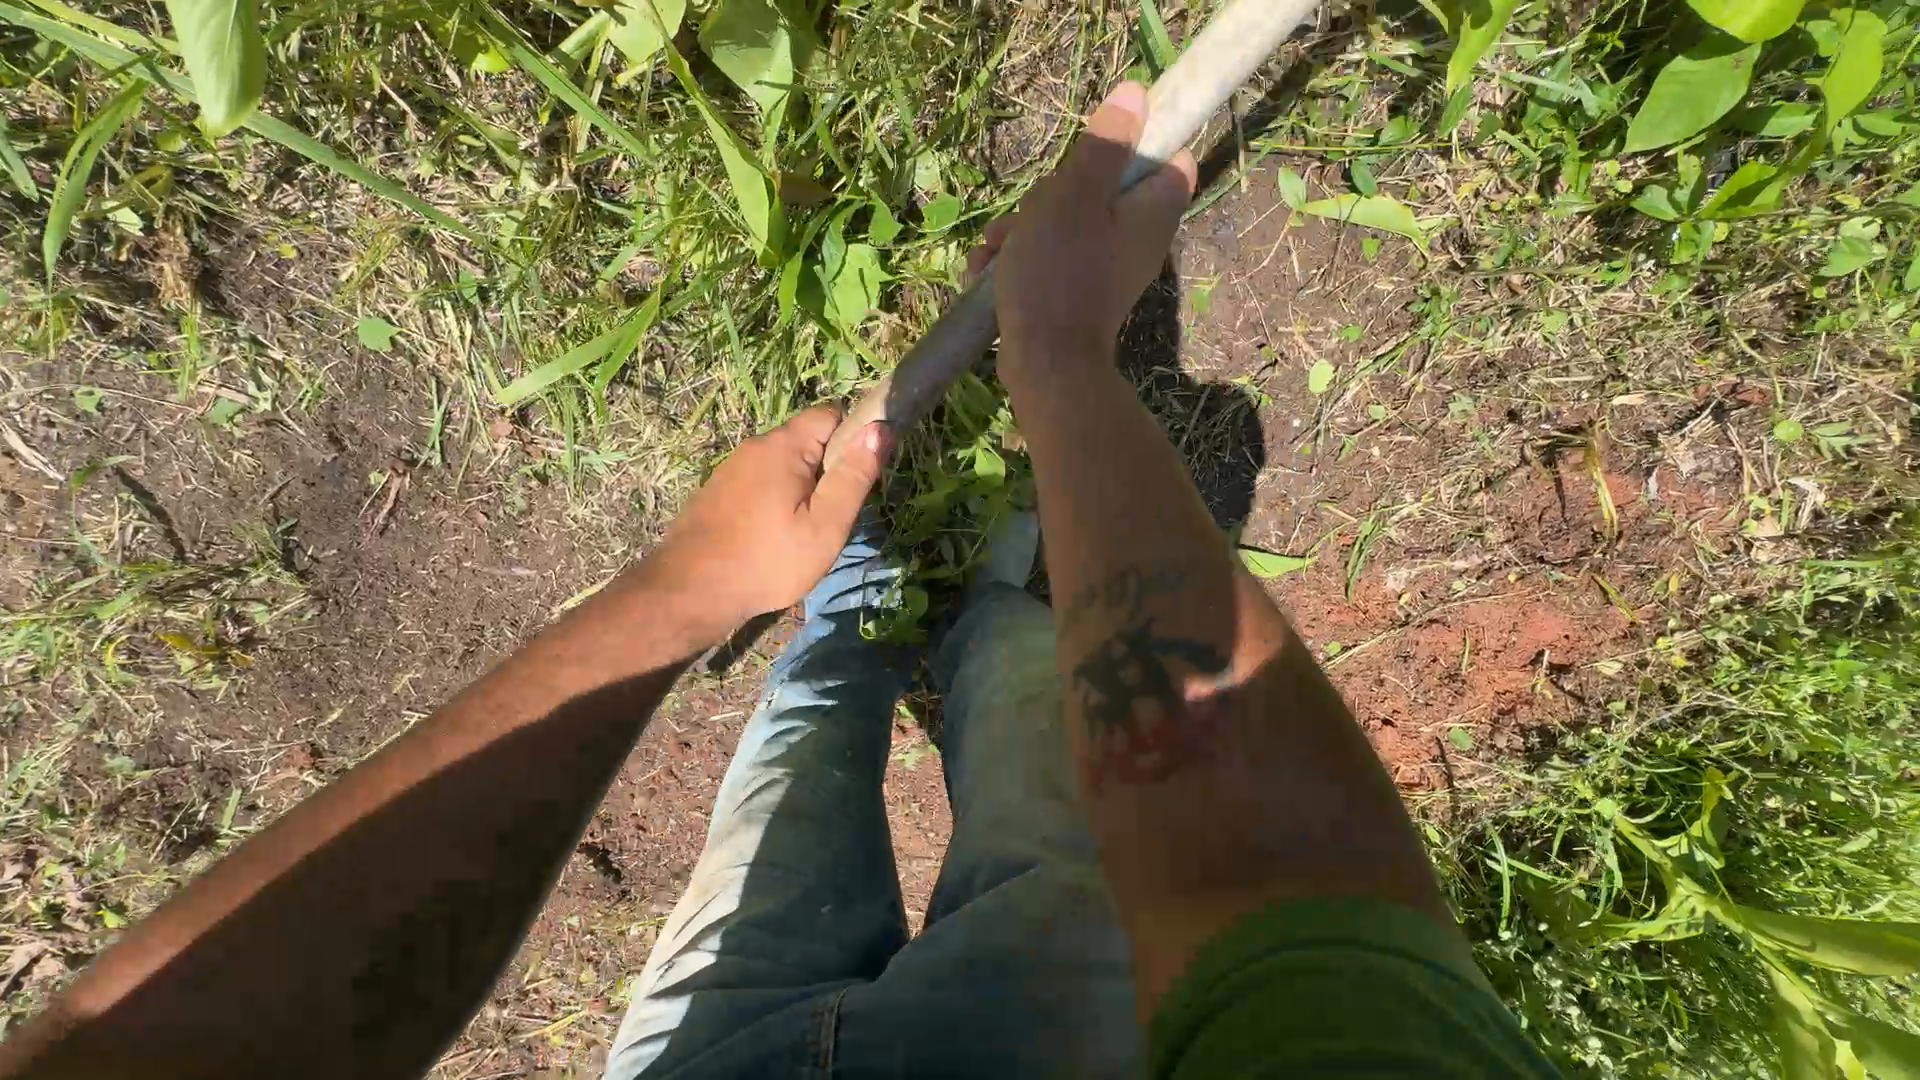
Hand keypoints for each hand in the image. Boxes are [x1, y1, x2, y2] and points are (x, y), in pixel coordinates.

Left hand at [640, 405, 892, 643]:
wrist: (689, 592)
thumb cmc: (767, 560)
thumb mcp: (825, 525)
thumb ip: (854, 476)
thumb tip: (881, 428)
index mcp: (783, 446)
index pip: (831, 414)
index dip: (853, 438)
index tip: (859, 477)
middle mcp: (755, 447)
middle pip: (807, 441)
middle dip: (828, 470)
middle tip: (834, 516)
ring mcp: (732, 469)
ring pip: (784, 465)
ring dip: (802, 489)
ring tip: (805, 533)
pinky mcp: (719, 492)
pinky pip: (761, 483)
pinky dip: (777, 501)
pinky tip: (774, 538)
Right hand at [969, 81, 1196, 386]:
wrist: (1045, 363)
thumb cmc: (1059, 273)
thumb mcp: (1074, 195)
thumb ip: (1105, 144)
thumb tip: (1136, 95)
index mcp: (1153, 210)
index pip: (1166, 158)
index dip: (1130, 147)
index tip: (1089, 156)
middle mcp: (1139, 238)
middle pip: (1100, 189)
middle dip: (1049, 197)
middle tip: (1024, 217)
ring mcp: (1108, 269)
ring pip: (1066, 224)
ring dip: (1022, 231)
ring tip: (992, 254)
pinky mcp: (1080, 294)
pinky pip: (1053, 259)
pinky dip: (1022, 262)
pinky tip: (989, 275)